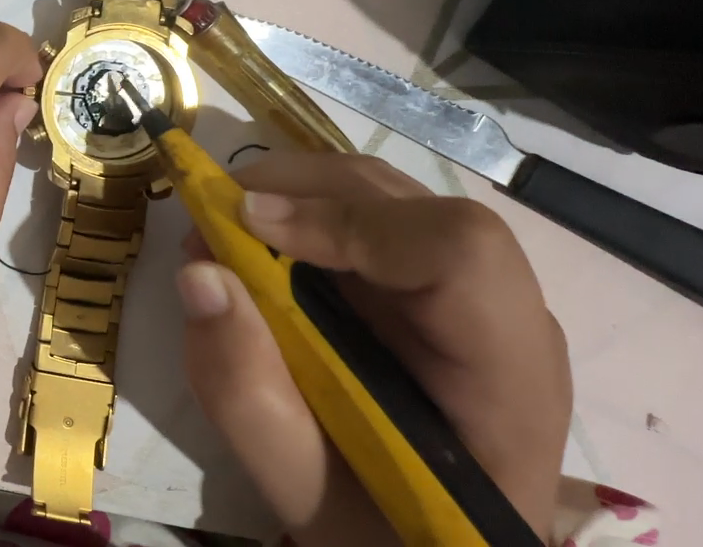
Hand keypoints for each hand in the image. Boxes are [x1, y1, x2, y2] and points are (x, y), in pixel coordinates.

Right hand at [176, 153, 570, 544]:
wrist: (421, 540)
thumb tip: (198, 272)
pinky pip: (370, 211)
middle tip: (209, 216)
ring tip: (223, 226)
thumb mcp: (294, 480)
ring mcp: (473, 291)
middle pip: (411, 203)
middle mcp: (504, 315)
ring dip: (294, 190)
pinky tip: (257, 239)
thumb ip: (243, 388)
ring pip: (387, 194)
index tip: (245, 225)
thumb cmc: (373, 525)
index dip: (347, 220)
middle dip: (298, 189)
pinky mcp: (431, 279)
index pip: (456, 251)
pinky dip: (301, 205)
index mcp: (503, 378)